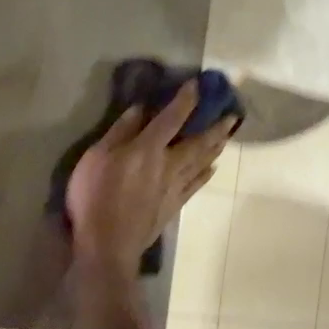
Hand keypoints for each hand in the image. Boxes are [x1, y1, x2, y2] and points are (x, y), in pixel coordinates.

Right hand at [65, 83, 236, 277]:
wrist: (108, 244)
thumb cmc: (95, 197)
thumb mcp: (96, 157)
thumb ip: (119, 132)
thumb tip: (140, 109)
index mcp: (147, 148)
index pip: (172, 118)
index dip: (185, 100)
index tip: (197, 85)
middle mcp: (168, 164)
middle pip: (197, 142)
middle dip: (215, 126)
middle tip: (233, 114)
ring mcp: (173, 187)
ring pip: (201, 162)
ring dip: (216, 146)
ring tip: (228, 135)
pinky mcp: (173, 206)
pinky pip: (195, 185)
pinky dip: (206, 174)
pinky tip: (212, 169)